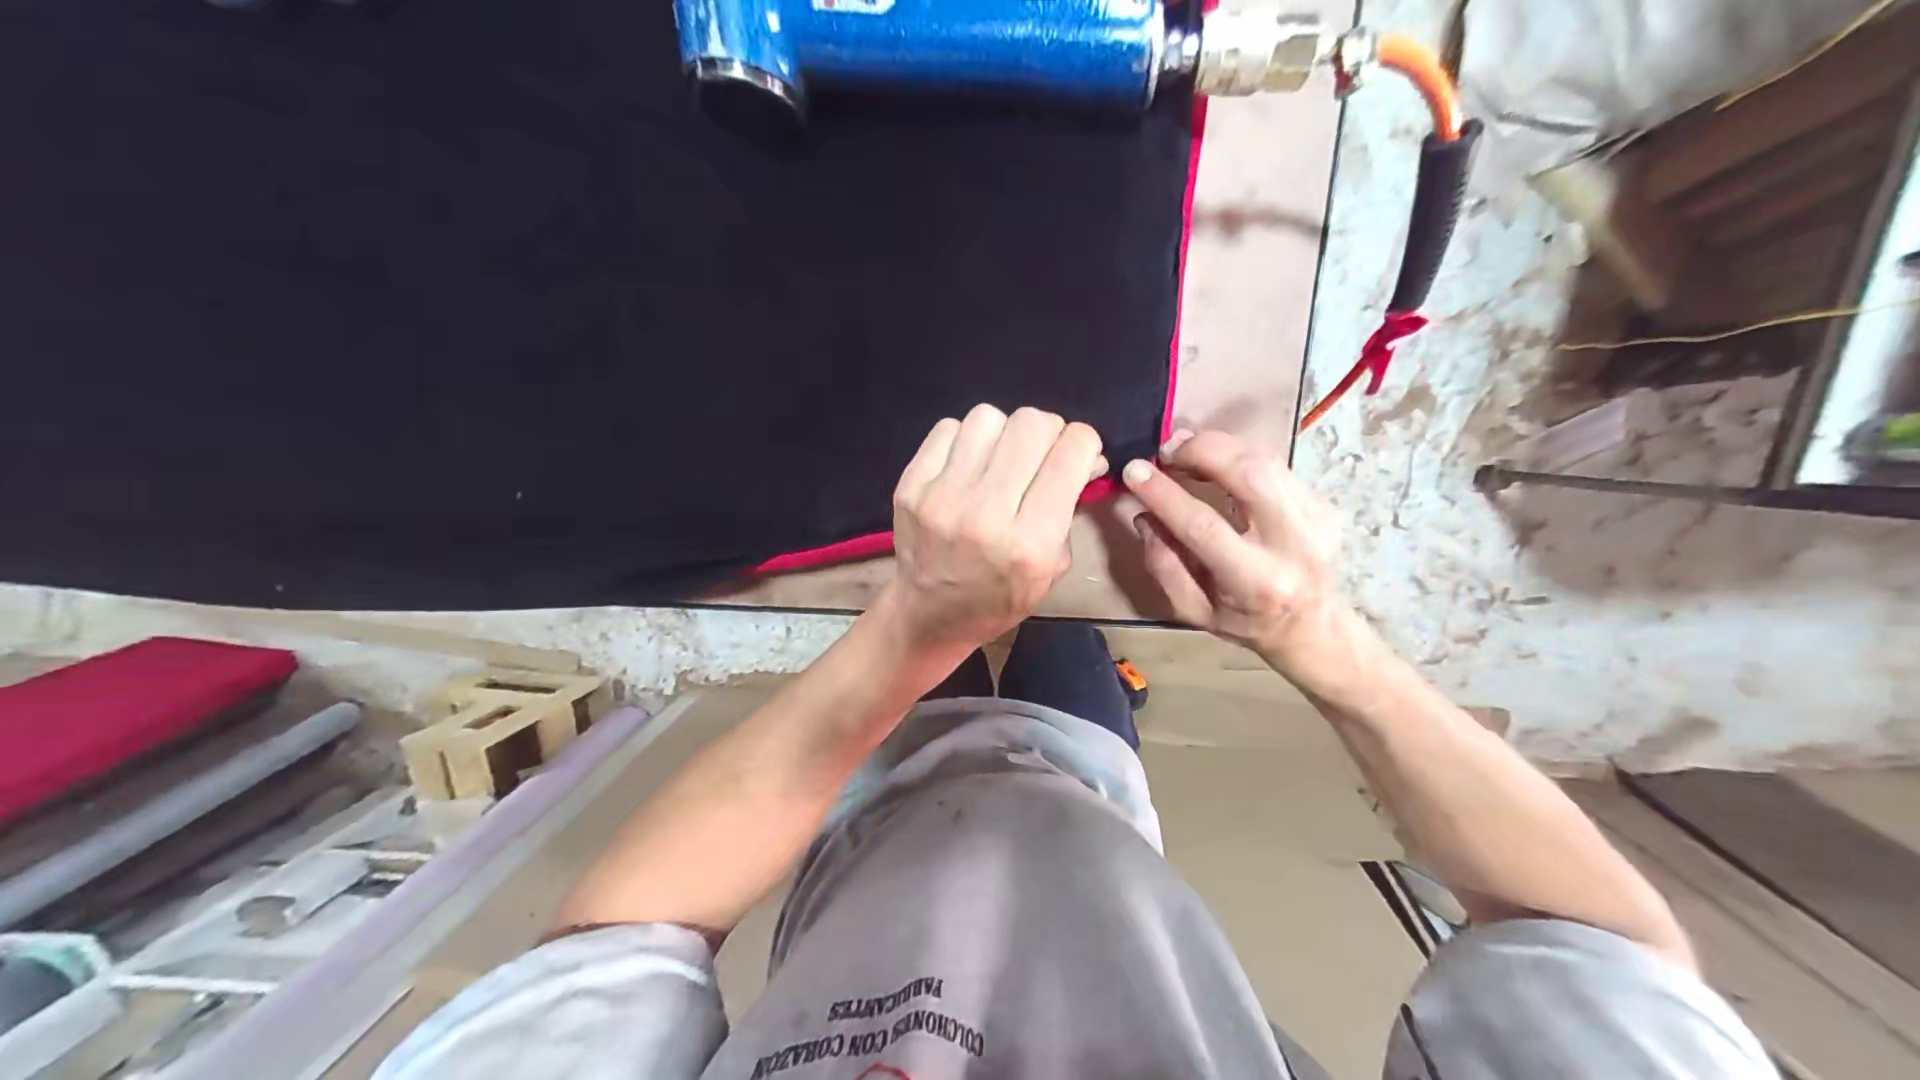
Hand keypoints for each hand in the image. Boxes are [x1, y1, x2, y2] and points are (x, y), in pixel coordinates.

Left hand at [880, 405, 1105, 653]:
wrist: (932, 615)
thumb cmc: (1000, 596)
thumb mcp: (1053, 566)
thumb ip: (1071, 505)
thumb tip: (1085, 453)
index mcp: (1031, 543)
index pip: (1071, 452)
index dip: (1084, 442)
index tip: (1078, 453)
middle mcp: (985, 514)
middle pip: (1031, 424)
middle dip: (1049, 432)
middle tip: (1042, 454)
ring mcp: (941, 497)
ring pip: (989, 417)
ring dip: (1004, 432)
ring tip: (1001, 459)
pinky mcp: (910, 486)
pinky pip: (948, 428)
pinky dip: (967, 439)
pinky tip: (969, 464)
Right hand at [1121, 430, 1366, 687]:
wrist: (1313, 626)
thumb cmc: (1244, 621)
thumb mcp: (1192, 610)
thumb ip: (1164, 565)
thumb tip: (1145, 515)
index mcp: (1255, 581)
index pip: (1203, 525)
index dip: (1164, 493)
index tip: (1134, 470)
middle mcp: (1292, 545)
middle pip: (1249, 474)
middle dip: (1201, 450)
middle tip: (1167, 450)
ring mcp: (1315, 519)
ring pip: (1265, 459)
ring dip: (1219, 445)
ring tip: (1185, 450)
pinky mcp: (1324, 503)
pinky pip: (1275, 464)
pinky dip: (1239, 454)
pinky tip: (1216, 462)